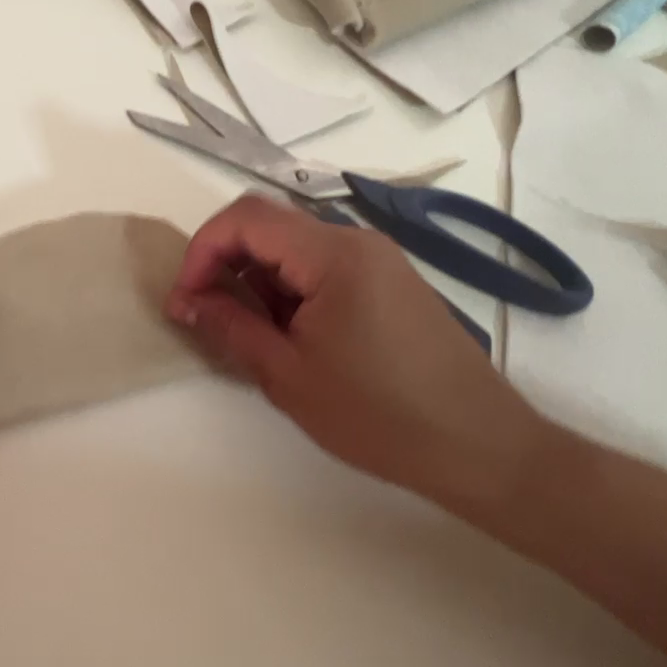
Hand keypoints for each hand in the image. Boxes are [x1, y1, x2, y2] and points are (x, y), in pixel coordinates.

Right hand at [165, 194, 546, 500]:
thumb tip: (184, 302)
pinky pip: (322, 266)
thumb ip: (229, 327)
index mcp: (334, 255)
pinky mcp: (390, 282)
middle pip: (269, 225)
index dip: (202, 250)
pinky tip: (290, 335)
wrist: (482, 448)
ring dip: (256, 278)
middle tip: (206, 315)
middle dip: (224, 262)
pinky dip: (289, 288)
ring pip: (293, 246)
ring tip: (247, 333)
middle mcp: (357, 241)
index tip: (186, 299)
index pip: (246, 218)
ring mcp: (379, 260)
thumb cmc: (378, 415)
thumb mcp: (287, 375)